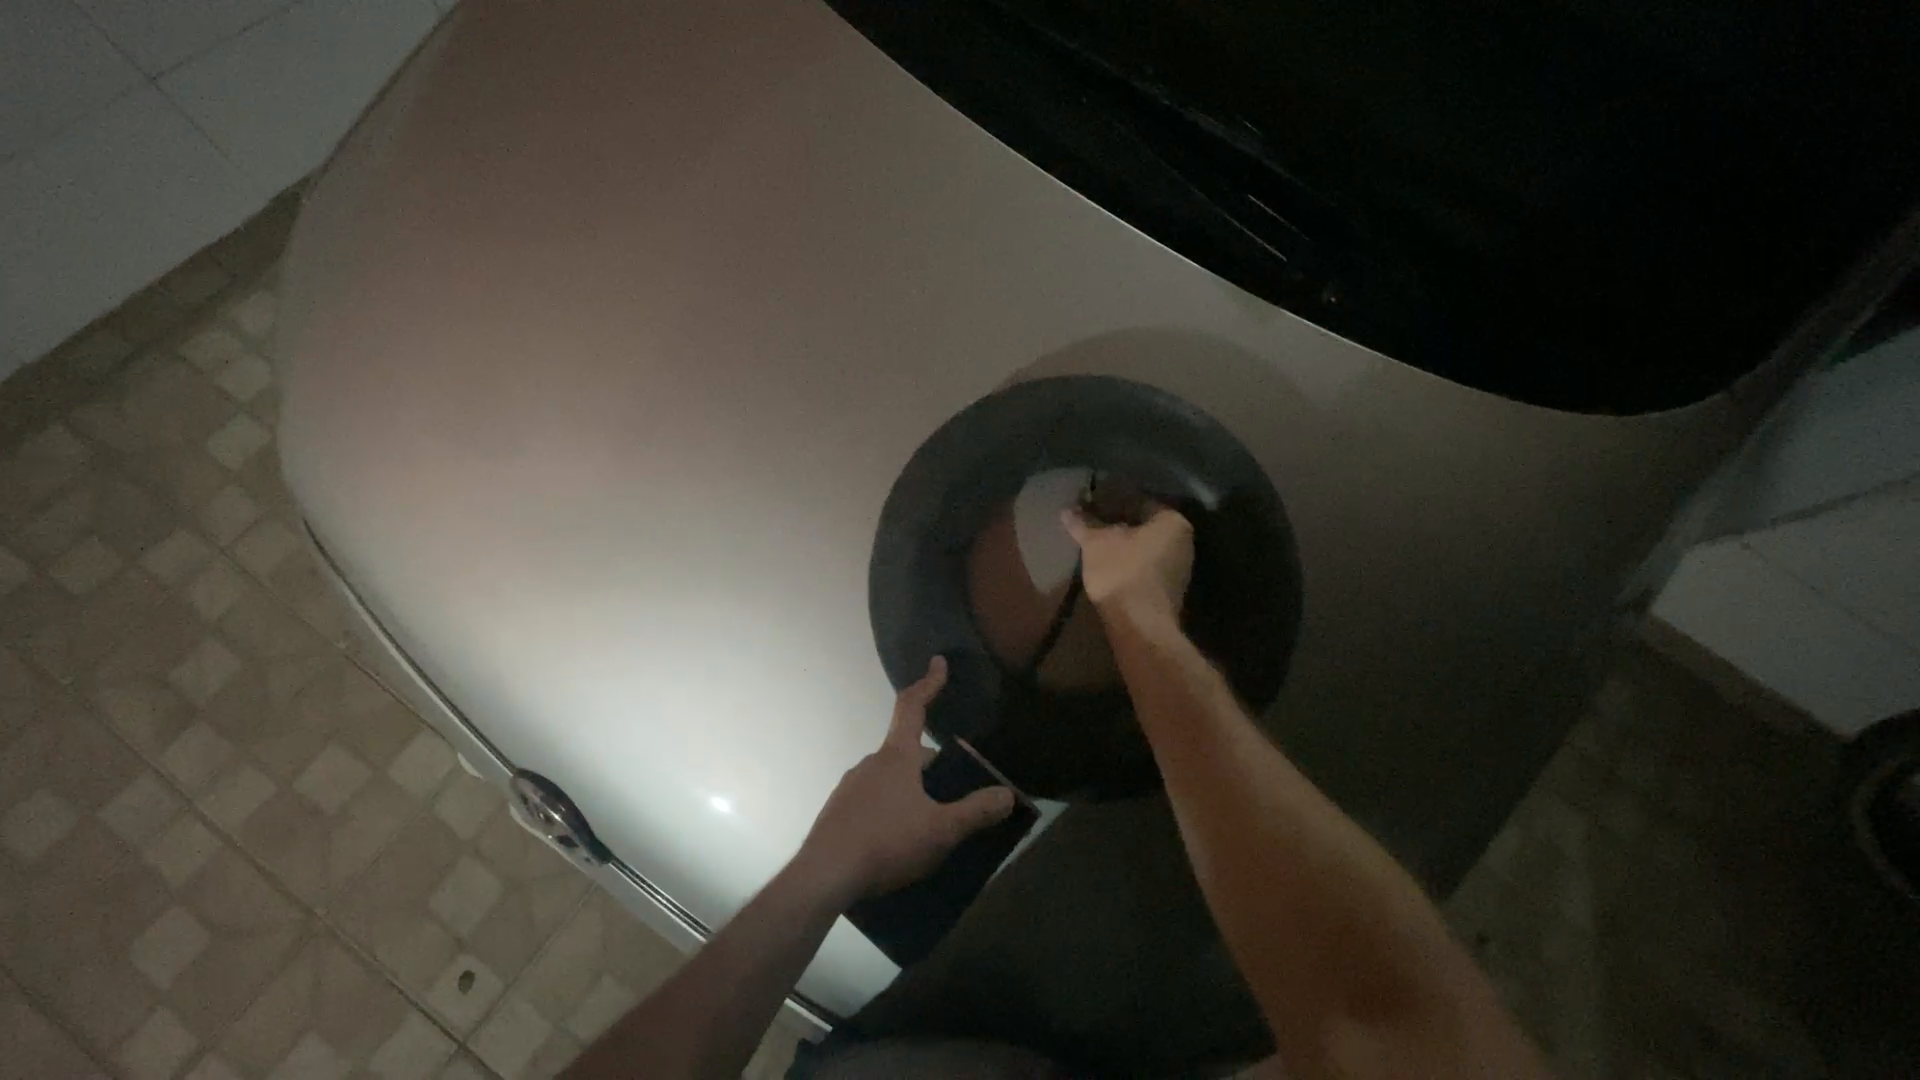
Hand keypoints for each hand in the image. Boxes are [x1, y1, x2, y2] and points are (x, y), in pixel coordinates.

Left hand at [796, 657, 1015, 904]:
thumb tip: (1008, 795)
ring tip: (934, 822)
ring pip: (892, 779)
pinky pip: (874, 802)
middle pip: (909, 752)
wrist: (824, 876)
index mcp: (896, 757)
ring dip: (914, 790)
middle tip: (958, 789)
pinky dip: (893, 810)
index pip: (913, 707)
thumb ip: (976, 812)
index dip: (929, 683)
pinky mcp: (839, 814)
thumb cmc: (886, 842)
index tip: (938, 662)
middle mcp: (871, 763)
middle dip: (935, 766)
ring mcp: (851, 788)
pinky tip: (901, 839)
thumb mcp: (940, 830)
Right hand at [1061, 504, 1193, 628]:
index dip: (1111, 502)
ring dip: (1122, 547)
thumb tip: (1067, 510)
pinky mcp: (1170, 591)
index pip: (1139, 501)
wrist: (1139, 626)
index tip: (1089, 507)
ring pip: (1145, 549)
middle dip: (1117, 525)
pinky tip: (1108, 569)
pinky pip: (1146, 568)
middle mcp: (1184, 542)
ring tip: (1095, 548)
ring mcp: (1180, 569)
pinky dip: (1129, 565)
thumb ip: (1083, 524)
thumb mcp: (1096, 543)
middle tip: (1090, 526)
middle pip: (1144, 526)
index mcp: (1173, 521)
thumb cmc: (1121, 572)